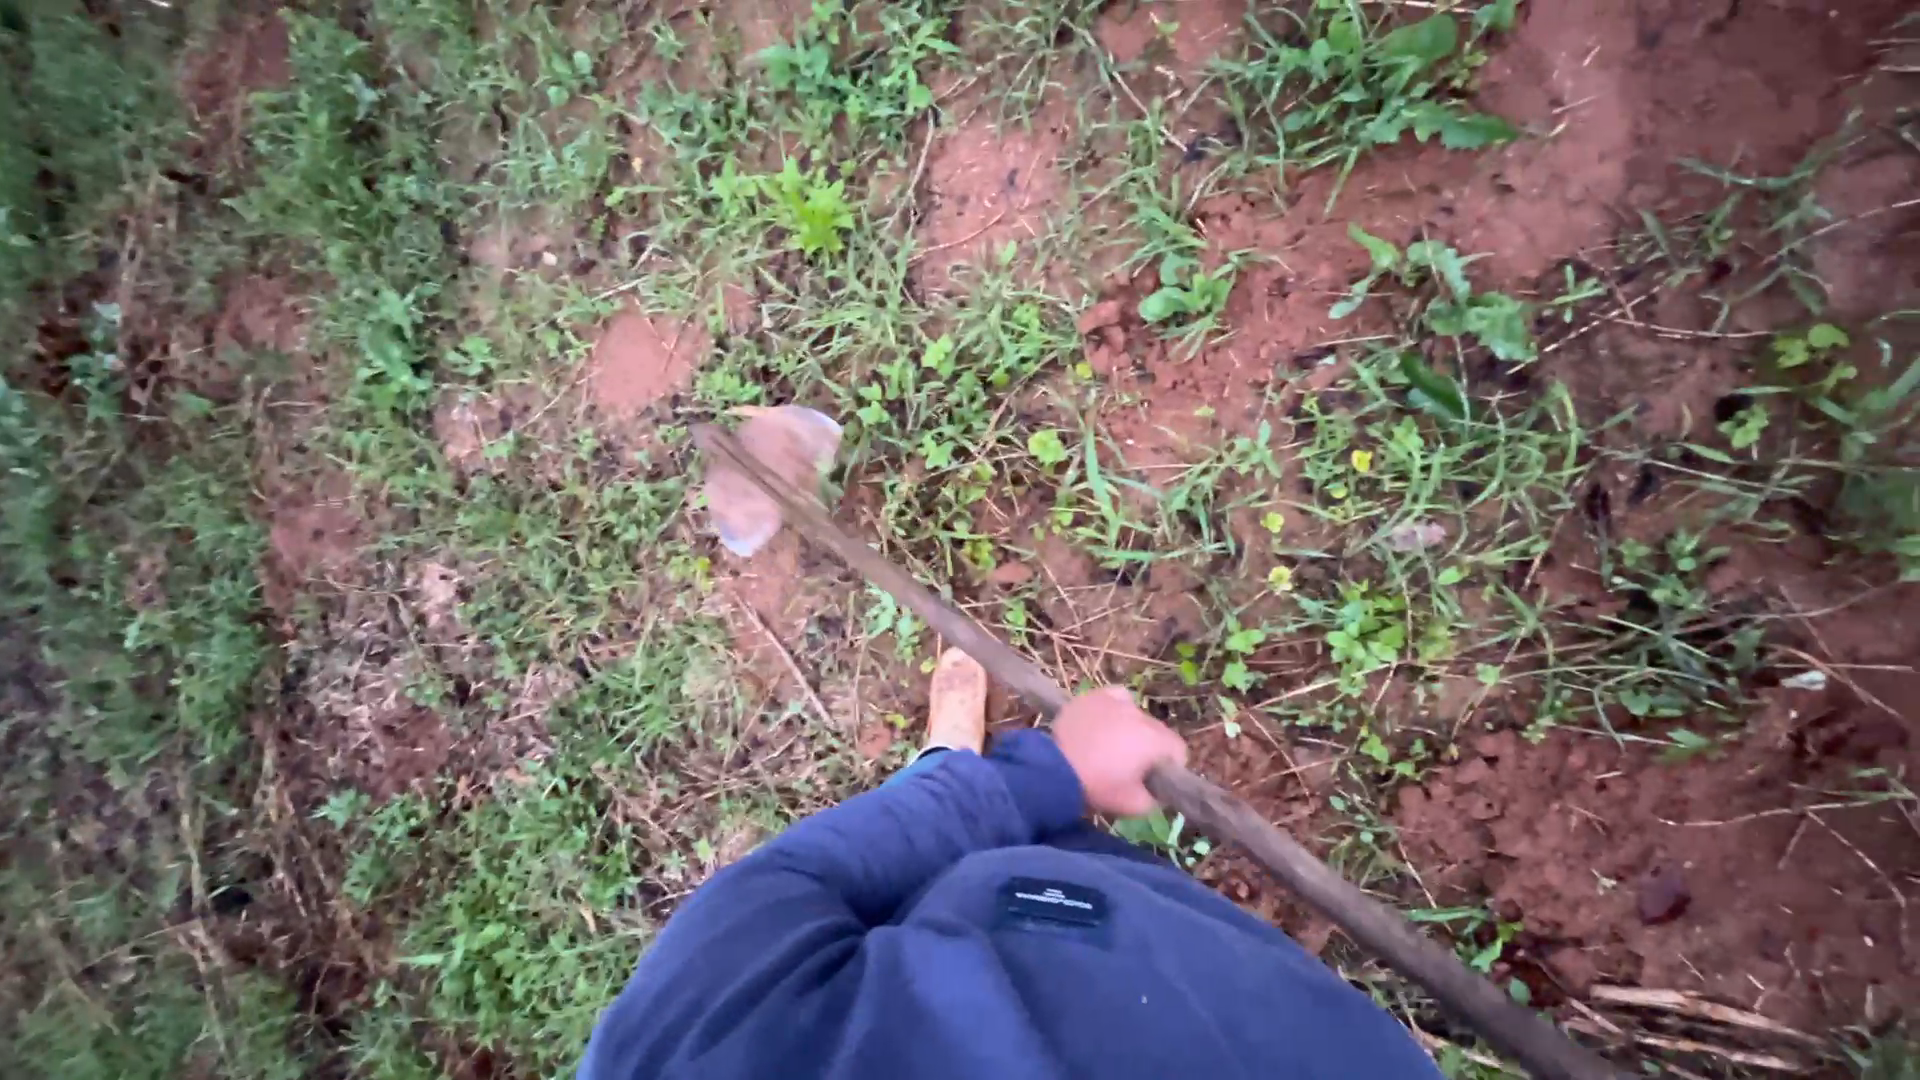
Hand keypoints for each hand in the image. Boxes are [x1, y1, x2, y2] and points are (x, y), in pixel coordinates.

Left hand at [1052, 687, 1187, 817]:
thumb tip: (1159, 790)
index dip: (1170, 766)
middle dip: (1150, 747)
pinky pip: (1117, 697)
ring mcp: (1117, 702)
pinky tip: (1106, 720)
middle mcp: (1140, 715)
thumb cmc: (1097, 786)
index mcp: (1155, 741)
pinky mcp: (1096, 695)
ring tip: (1112, 744)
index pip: (1179, 749)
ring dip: (1132, 728)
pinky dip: (1117, 708)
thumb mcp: (1134, 805)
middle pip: (1158, 731)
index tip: (1154, 778)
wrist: (1054, 767)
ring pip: (1137, 715)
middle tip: (1129, 765)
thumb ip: (1156, 798)